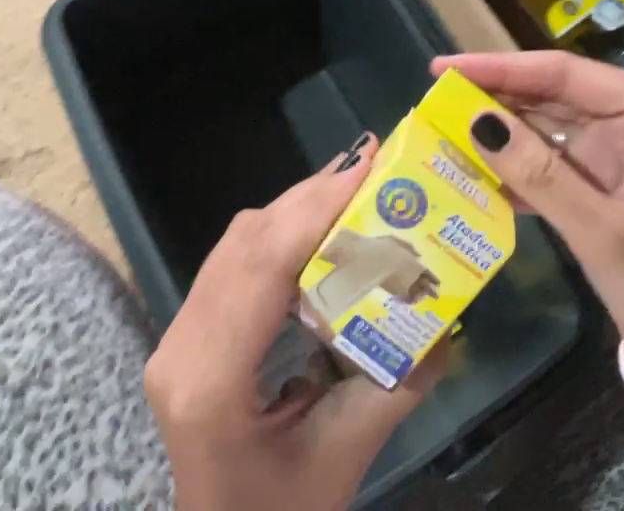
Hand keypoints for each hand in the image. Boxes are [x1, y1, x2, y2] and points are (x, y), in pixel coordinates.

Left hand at [145, 136, 444, 509]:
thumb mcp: (344, 456)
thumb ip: (396, 385)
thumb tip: (448, 323)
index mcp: (211, 380)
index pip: (261, 265)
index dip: (313, 207)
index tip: (367, 169)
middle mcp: (181, 346)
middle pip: (246, 242)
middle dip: (311, 197)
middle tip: (373, 167)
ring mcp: (175, 338)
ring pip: (235, 245)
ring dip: (294, 210)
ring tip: (354, 187)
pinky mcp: (186, 335)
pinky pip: (231, 264)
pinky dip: (277, 235)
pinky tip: (316, 227)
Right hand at [434, 51, 623, 443]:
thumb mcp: (604, 233)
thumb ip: (538, 173)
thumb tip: (474, 121)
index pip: (566, 74)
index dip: (500, 68)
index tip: (441, 67)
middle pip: (552, 96)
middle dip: (493, 99)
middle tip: (431, 101)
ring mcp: (621, 157)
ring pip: (546, 131)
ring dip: (498, 135)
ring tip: (438, 131)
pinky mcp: (606, 190)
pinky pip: (550, 166)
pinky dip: (514, 170)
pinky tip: (471, 173)